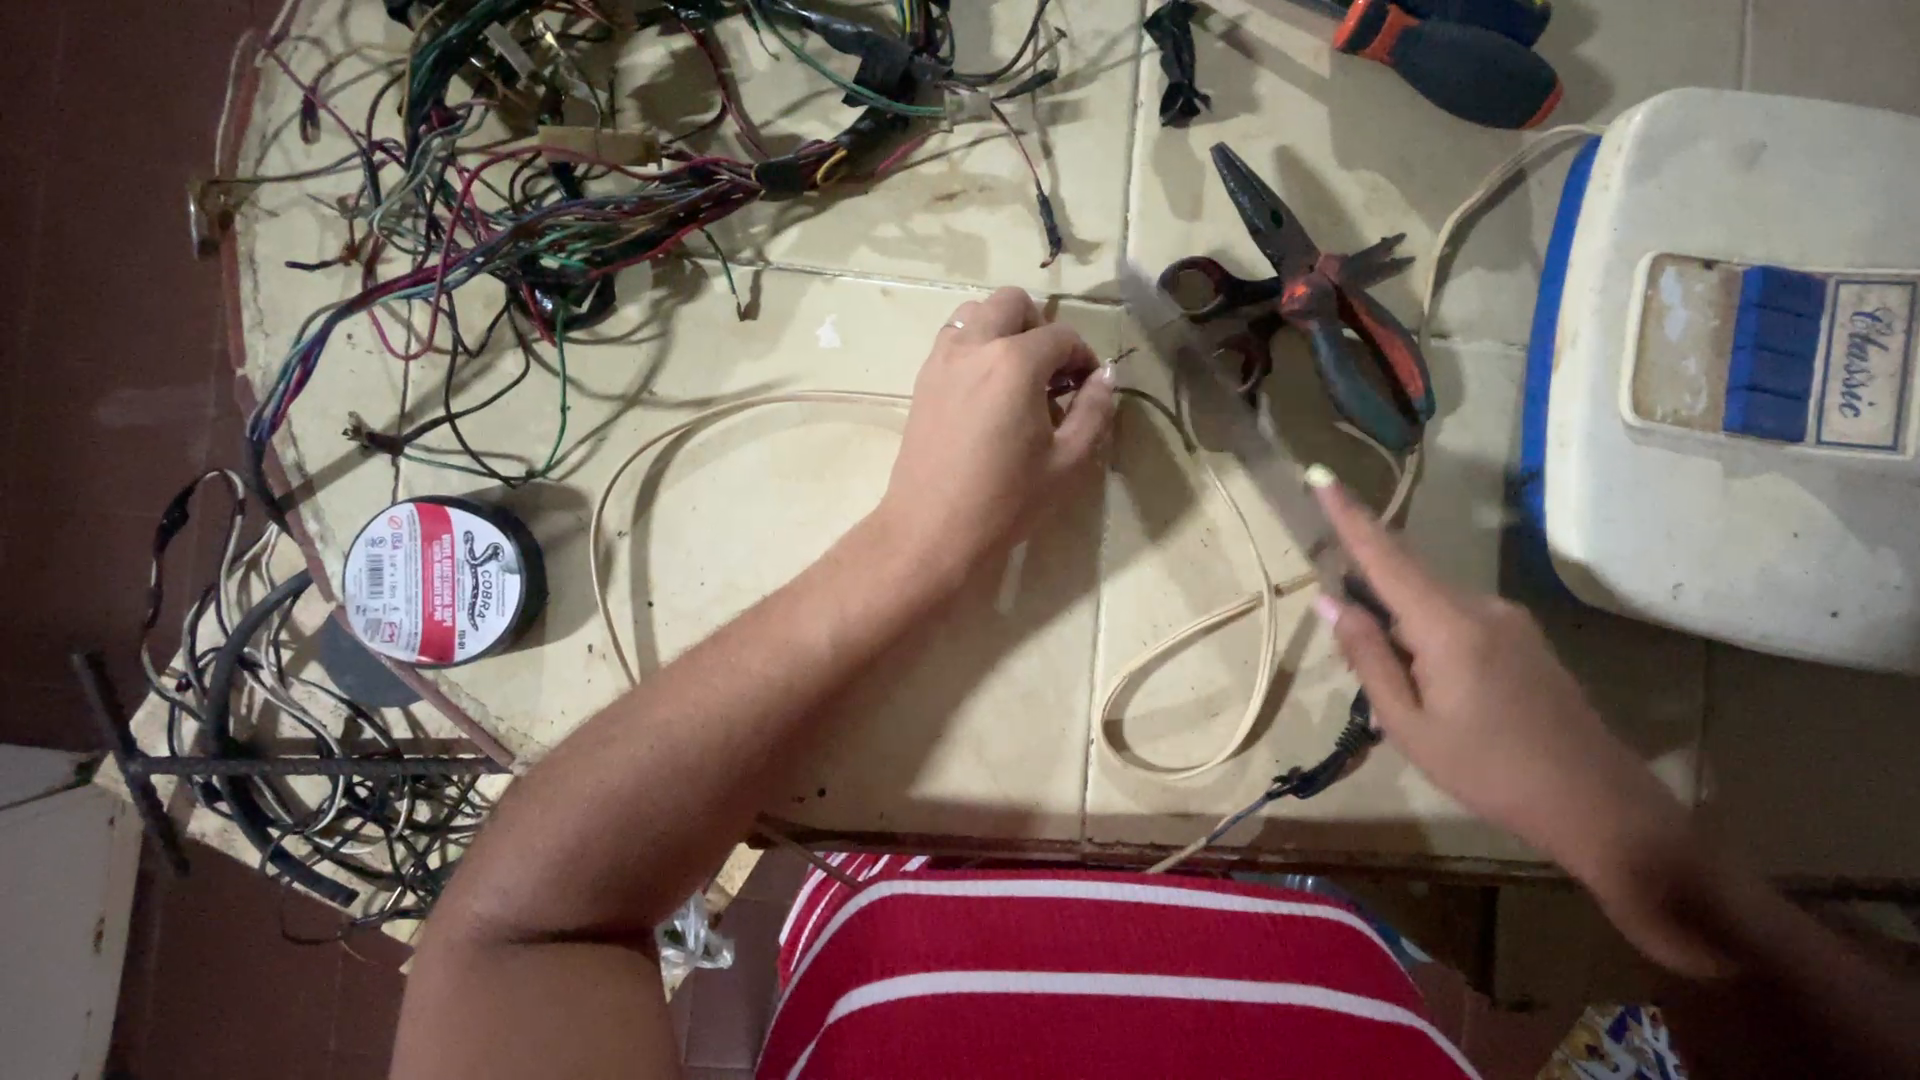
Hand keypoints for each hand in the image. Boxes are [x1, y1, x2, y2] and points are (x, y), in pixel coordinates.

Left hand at [875, 287, 1116, 581]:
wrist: (932, 530)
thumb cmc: (1006, 501)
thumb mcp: (1067, 462)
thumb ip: (1093, 411)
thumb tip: (1104, 377)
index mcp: (1015, 362)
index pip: (1061, 336)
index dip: (1082, 357)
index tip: (1087, 388)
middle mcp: (974, 346)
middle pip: (1012, 303)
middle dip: (1039, 327)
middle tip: (1050, 373)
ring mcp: (941, 360)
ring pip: (975, 314)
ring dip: (1002, 330)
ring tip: (1016, 377)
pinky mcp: (922, 381)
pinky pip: (952, 340)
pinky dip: (974, 347)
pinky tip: (986, 393)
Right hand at [1309, 471, 1685, 887]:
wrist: (1598, 804)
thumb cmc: (1488, 771)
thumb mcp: (1407, 724)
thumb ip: (1367, 656)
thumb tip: (1330, 600)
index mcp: (1447, 626)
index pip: (1385, 557)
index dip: (1348, 516)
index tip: (1321, 477)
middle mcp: (1480, 606)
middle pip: (1405, 576)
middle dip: (1367, 590)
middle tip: (1347, 635)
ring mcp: (1508, 618)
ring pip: (1429, 601)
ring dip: (1398, 624)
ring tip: (1398, 689)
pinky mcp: (1522, 636)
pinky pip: (1455, 616)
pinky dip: (1425, 634)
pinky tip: (1431, 686)